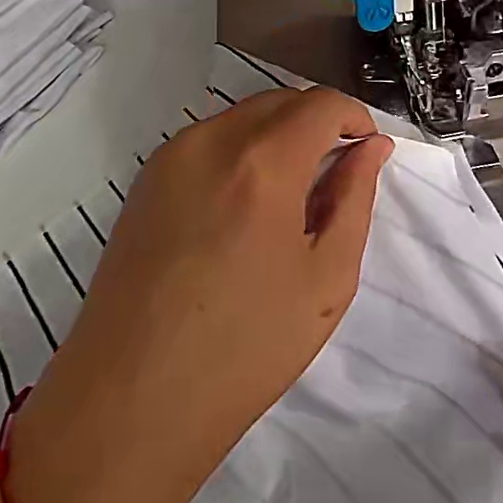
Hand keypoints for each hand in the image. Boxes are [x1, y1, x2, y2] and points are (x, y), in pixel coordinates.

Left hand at [1, 88, 392, 502]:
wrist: (131, 401)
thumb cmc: (246, 347)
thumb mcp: (327, 277)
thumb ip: (354, 198)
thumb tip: (370, 149)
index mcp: (262, 163)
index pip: (321, 103)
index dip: (355, 118)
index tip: (367, 151)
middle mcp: (211, 142)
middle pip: (279, 101)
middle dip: (318, 123)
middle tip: (336, 173)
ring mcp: (169, 157)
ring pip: (241, 117)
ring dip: (278, 135)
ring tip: (291, 195)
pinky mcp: (143, 180)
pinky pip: (207, 141)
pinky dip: (240, 151)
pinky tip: (243, 207)